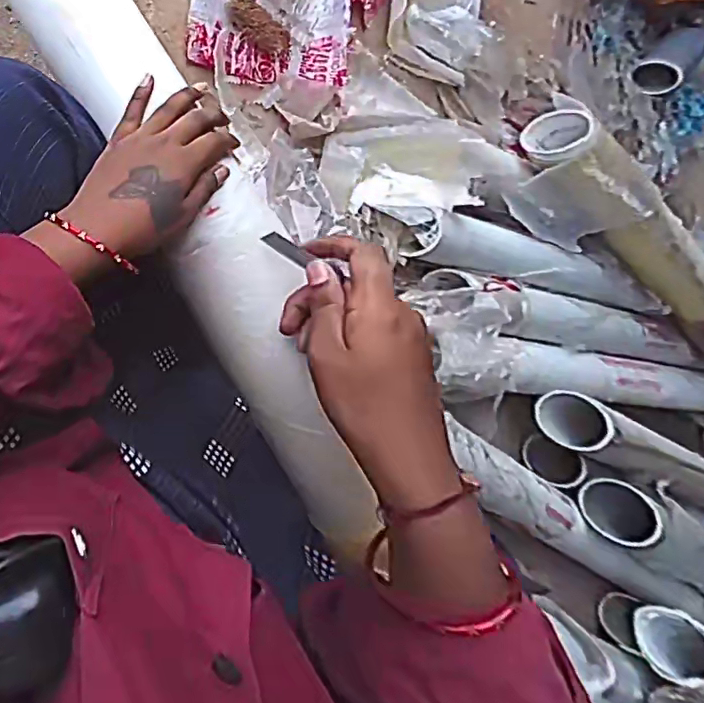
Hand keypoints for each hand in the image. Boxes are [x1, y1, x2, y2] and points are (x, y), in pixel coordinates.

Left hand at [25, 76, 234, 282]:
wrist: (96, 228)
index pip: (215, 141)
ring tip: (199, 88)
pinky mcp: (118, 140)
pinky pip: (132, 110)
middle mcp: (165, 143)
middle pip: (196, 118)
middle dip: (214, 114)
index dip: (227, 139)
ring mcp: (140, 138)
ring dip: (187, 95)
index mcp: (185, 162)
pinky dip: (141, 92)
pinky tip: (148, 78)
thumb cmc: (140, 228)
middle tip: (222, 117)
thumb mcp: (182, 216)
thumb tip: (220, 170)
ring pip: (169, 107)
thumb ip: (203, 189)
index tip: (232, 143)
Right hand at [277, 237, 459, 511]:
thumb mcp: (326, 351)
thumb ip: (323, 303)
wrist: (406, 457)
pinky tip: (331, 357)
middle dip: (319, 293)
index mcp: (381, 308)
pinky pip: (375, 325)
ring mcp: (410, 335)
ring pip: (363, 305)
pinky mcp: (411, 354)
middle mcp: (403, 315)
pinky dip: (348, 330)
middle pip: (356, 282)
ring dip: (330, 315)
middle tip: (292, 321)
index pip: (363, 253)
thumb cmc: (367, 411)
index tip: (308, 252)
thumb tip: (321, 271)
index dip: (332, 245)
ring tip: (309, 347)